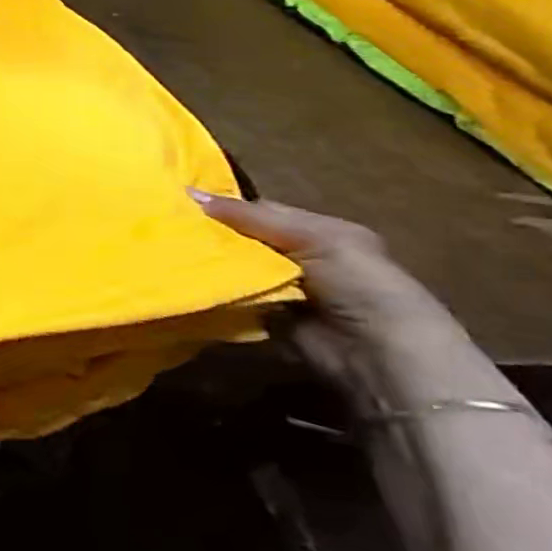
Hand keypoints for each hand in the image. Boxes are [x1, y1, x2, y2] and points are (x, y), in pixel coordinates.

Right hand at [189, 190, 466, 409]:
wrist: (382, 357)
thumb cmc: (358, 283)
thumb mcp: (310, 236)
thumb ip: (251, 216)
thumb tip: (188, 192)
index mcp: (320, 230)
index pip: (261, 211)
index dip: (225, 206)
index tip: (182, 201)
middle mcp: (302, 257)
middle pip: (246, 238)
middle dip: (214, 234)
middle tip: (169, 225)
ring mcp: (286, 290)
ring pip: (237, 267)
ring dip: (212, 262)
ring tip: (170, 248)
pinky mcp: (271, 320)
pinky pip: (236, 297)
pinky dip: (217, 290)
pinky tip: (188, 278)